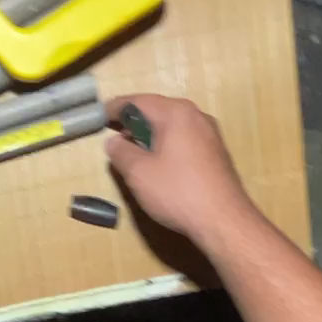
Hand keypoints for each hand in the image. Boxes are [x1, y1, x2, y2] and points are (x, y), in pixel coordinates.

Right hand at [104, 95, 259, 244]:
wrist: (223, 220)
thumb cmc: (177, 192)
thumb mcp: (139, 173)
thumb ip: (121, 153)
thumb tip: (113, 142)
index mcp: (176, 113)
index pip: (139, 101)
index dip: (116, 108)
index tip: (98, 115)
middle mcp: (196, 116)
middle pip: (158, 111)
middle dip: (133, 122)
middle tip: (114, 134)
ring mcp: (210, 134)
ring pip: (172, 126)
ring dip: (150, 135)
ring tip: (133, 151)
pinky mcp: (216, 153)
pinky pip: (184, 140)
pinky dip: (166, 145)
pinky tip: (158, 164)